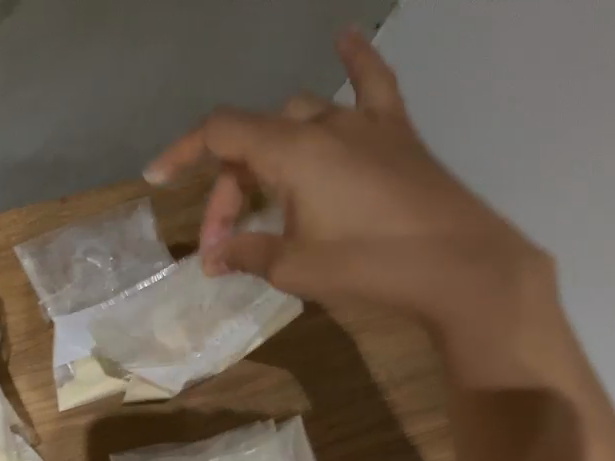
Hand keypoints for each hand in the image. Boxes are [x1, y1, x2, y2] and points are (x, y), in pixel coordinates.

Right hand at [144, 27, 545, 335]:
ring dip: (268, 151)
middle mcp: (325, 124)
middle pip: (254, 139)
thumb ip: (246, 252)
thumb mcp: (292, 267)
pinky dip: (353, 60)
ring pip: (297, 116)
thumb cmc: (368, 266)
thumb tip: (216, 255)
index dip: (181, 153)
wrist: (459, 266)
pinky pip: (372, 82)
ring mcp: (364, 123)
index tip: (154, 178)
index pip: (221, 134)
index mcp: (295, 152)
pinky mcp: (396, 131)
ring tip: (263, 193)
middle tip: (224, 244)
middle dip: (228, 189)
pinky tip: (342, 38)